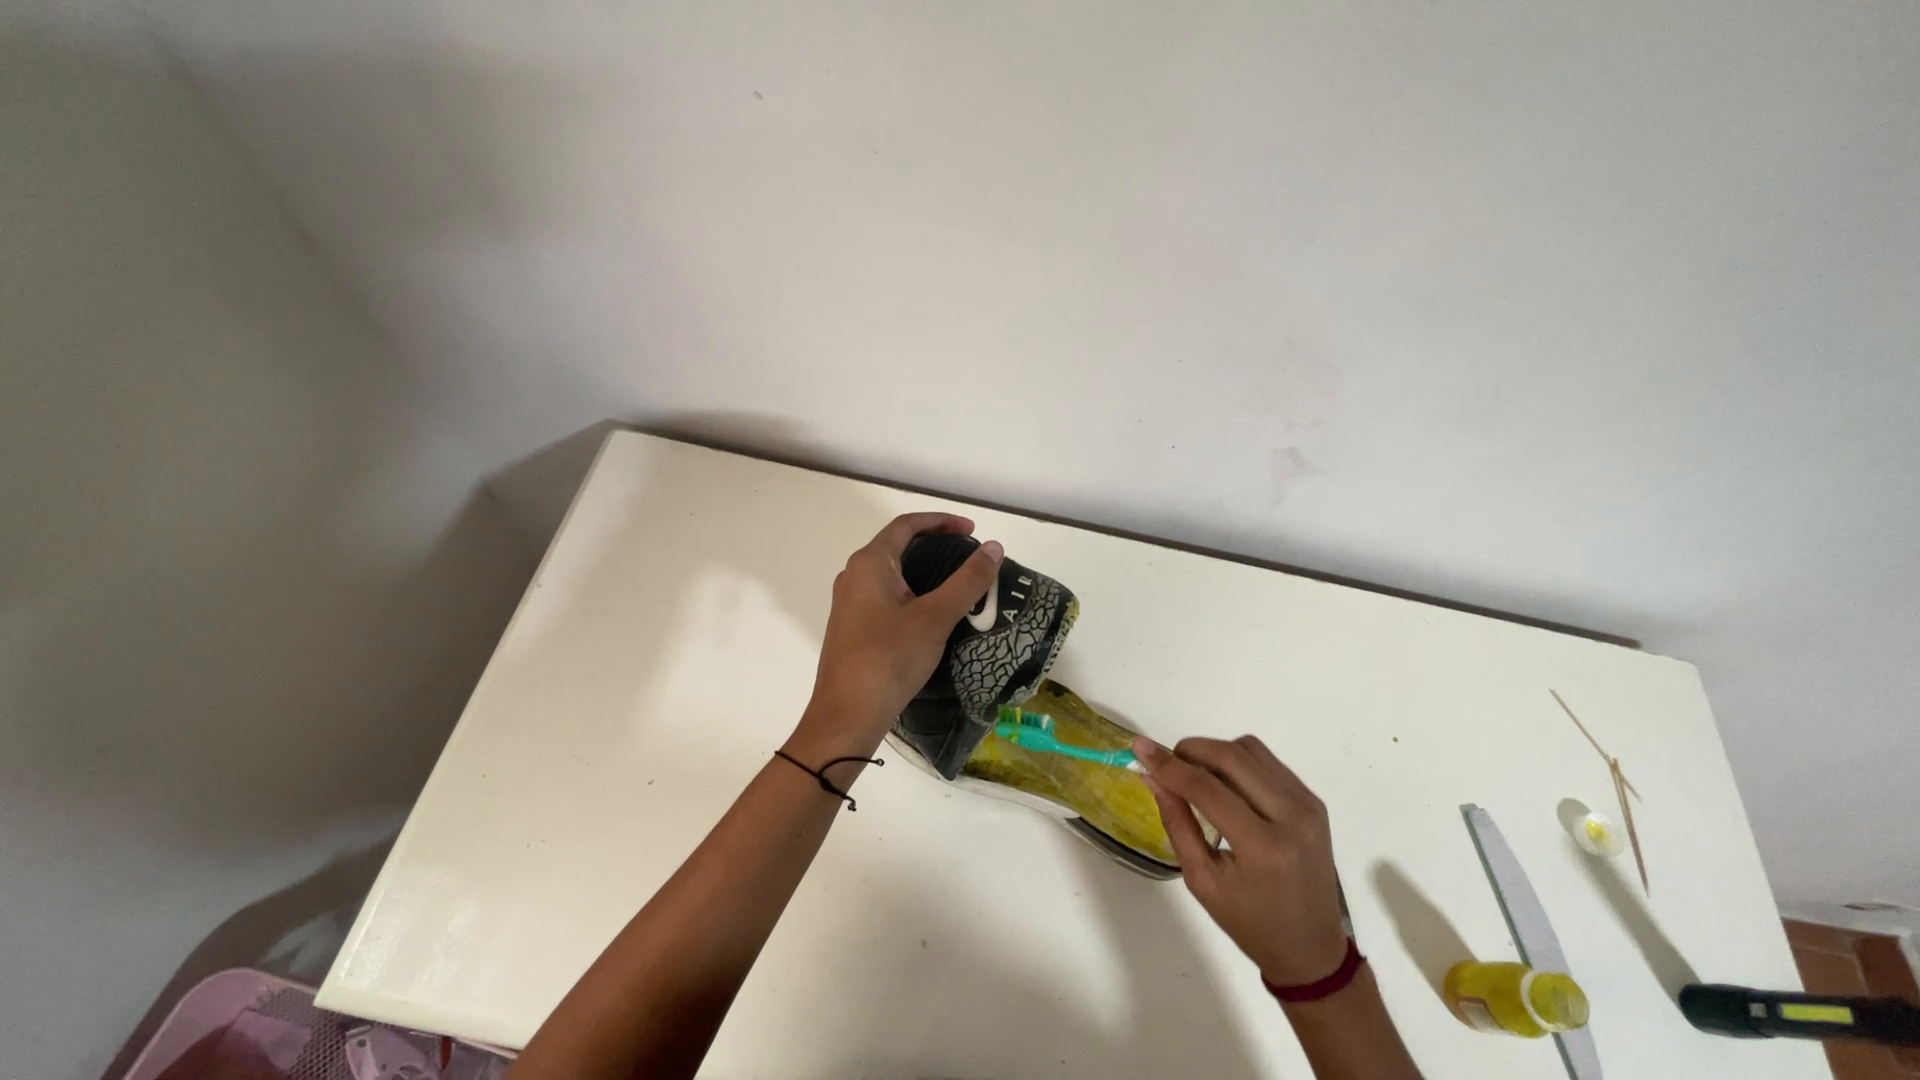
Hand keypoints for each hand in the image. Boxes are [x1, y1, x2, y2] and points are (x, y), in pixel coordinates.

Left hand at [798, 513, 1001, 749]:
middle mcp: (854, 575)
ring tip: (956, 585)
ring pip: (891, 574)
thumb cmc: (890, 658)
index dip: (941, 521)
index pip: (907, 525)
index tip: (972, 531)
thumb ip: (968, 580)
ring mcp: (849, 603)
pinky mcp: (852, 628)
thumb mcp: (936, 617)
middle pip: (897, 546)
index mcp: (870, 563)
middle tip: (968, 557)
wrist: (847, 714)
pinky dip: (912, 594)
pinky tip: (932, 615)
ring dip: (923, 571)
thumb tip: (994, 548)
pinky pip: (885, 597)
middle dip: (935, 545)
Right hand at [1133, 735, 1348, 986]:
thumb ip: (1177, 822)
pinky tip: (1225, 785)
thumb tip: (1152, 775)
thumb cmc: (1250, 922)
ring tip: (1197, 775)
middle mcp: (1292, 818)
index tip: (1140, 748)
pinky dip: (1239, 763)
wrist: (1311, 947)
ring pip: (1252, 750)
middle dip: (1192, 749)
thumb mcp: (1202, 880)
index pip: (1208, 789)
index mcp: (1263, 848)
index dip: (1170, 765)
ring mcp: (1308, 806)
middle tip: (1168, 761)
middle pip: (1233, 757)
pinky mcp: (1314, 801)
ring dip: (1216, 753)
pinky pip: (1268, 762)